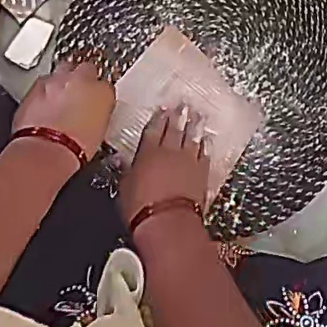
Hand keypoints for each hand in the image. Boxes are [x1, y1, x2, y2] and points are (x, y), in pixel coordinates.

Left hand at [12, 61, 114, 161]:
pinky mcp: (34, 88)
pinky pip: (41, 85)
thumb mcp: (100, 131)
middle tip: (78, 95)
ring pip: (61, 72)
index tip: (95, 103)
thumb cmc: (75, 146)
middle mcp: (82, 80)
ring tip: (59, 101)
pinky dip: (43, 93)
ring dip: (61, 83)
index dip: (98, 95)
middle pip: (85, 69)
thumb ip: (98, 114)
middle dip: (82, 78)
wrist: (47, 151)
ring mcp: (57, 82)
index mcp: (104, 91)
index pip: (105, 85)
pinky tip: (43, 107)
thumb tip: (92, 116)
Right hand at [120, 106, 209, 228]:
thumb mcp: (124, 188)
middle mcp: (170, 152)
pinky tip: (206, 140)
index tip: (163, 108)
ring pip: (192, 138)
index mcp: (149, 153)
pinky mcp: (202, 172)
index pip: (153, 129)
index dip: (158, 118)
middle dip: (179, 116)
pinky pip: (204, 154)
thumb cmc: (141, 208)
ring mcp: (188, 161)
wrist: (168, 221)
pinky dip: (205, 146)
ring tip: (198, 116)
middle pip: (175, 129)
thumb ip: (125, 170)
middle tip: (184, 104)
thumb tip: (120, 159)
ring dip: (195, 126)